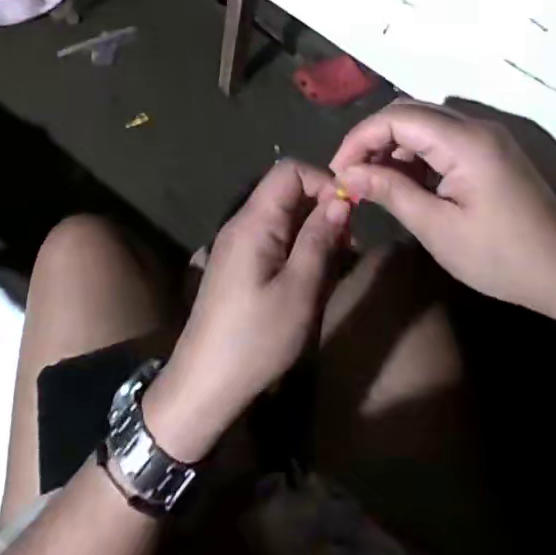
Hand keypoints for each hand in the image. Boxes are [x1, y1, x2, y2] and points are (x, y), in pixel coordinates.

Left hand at [143, 160, 349, 461]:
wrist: (205, 383)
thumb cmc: (256, 338)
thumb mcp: (298, 290)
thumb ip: (319, 240)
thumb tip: (340, 199)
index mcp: (253, 222)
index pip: (289, 171)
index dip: (323, 182)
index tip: (349, 215)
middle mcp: (241, 224)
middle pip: (286, 191)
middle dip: (322, 208)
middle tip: (347, 245)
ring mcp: (237, 244)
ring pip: (283, 215)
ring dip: (313, 230)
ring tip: (334, 263)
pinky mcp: (238, 265)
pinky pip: (273, 238)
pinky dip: (297, 246)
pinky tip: (312, 276)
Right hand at [330, 101, 555, 309]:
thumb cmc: (502, 257)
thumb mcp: (437, 228)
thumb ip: (390, 192)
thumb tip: (347, 174)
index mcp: (464, 142)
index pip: (396, 117)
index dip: (360, 139)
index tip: (339, 172)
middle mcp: (475, 127)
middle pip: (409, 112)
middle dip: (373, 139)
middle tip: (351, 175)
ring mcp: (485, 137)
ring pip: (424, 123)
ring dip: (393, 146)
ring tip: (371, 182)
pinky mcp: (490, 152)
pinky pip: (442, 139)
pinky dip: (415, 155)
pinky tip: (403, 183)